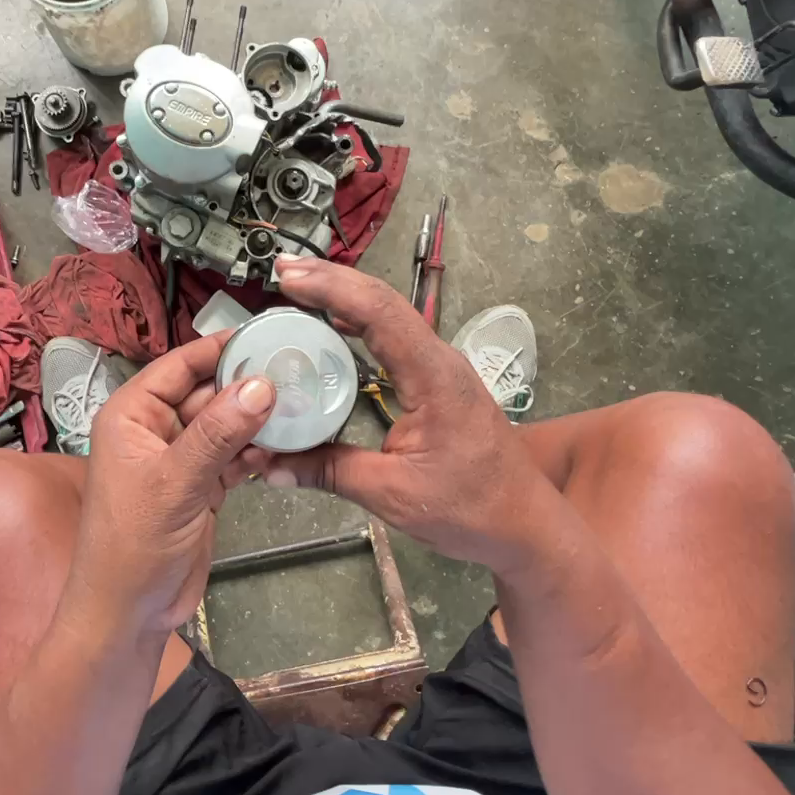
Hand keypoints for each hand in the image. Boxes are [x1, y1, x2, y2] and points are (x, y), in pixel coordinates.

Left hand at [66, 331, 276, 633]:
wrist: (130, 614)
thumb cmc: (135, 542)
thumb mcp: (175, 482)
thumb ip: (218, 433)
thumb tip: (262, 384)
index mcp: (133, 413)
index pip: (180, 365)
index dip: (220, 349)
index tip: (267, 335)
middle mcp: (155, 428)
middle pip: (206, 392)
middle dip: (246, 385)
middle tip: (297, 372)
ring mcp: (180, 457)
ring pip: (224, 424)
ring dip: (255, 419)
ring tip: (300, 406)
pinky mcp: (201, 484)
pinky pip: (232, 455)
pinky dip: (255, 451)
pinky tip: (284, 446)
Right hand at [243, 256, 549, 576]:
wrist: (525, 524)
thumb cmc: (471, 509)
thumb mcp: (394, 494)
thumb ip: (331, 472)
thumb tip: (269, 468)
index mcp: (434, 376)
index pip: (379, 313)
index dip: (331, 290)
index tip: (289, 279)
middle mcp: (438, 358)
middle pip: (382, 300)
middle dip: (331, 280)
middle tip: (282, 270)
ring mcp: (438, 366)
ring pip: (388, 313)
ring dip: (343, 295)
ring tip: (297, 286)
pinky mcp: (434, 379)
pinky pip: (391, 336)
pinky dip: (357, 321)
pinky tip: (330, 324)